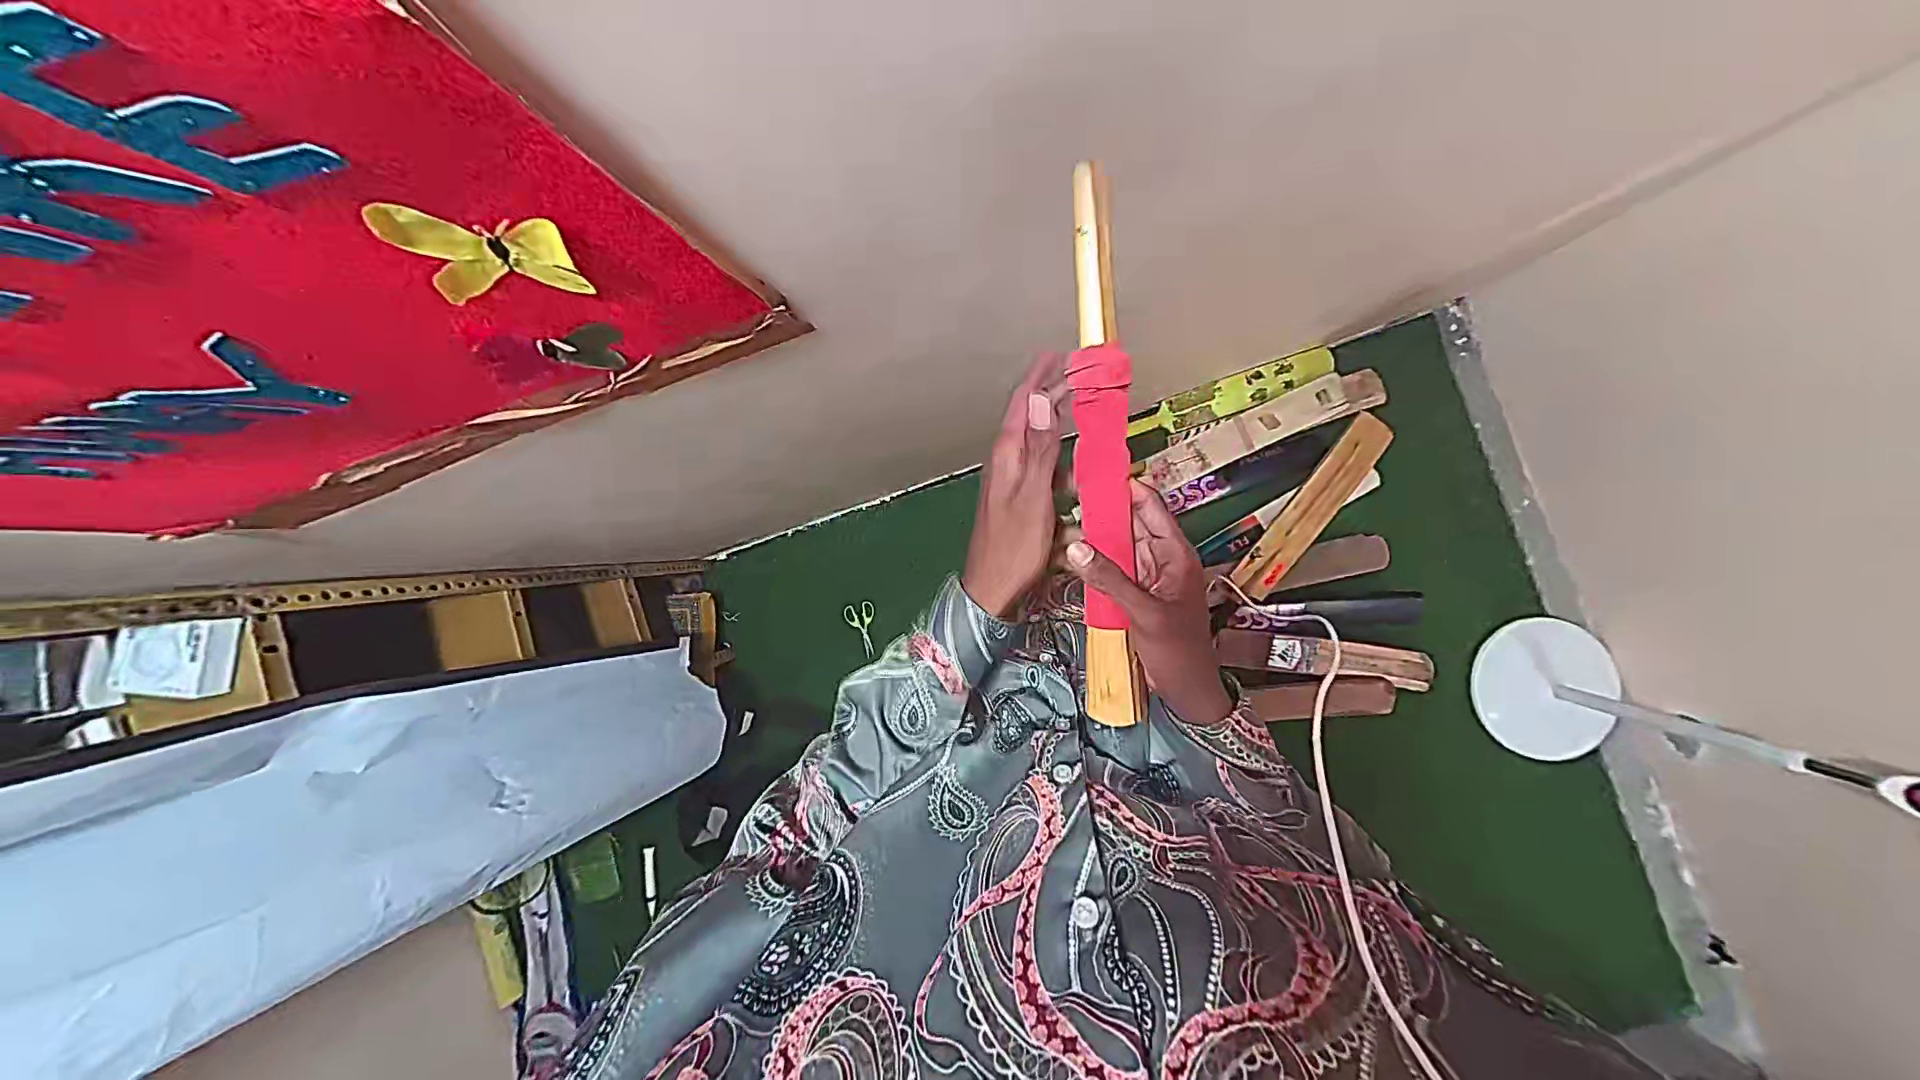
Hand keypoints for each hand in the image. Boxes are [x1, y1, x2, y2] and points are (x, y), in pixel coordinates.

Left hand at [962, 353, 1069, 617]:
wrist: (992, 588)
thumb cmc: (1014, 546)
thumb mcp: (1033, 495)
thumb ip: (1041, 449)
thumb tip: (1043, 401)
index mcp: (1008, 455)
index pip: (1024, 404)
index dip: (1040, 377)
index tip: (1059, 355)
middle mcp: (1007, 462)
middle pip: (1032, 419)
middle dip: (1053, 395)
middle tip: (1077, 375)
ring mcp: (1012, 480)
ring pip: (1040, 445)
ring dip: (1058, 430)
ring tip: (1078, 416)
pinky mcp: (1020, 498)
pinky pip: (1044, 470)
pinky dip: (1059, 463)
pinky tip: (1071, 469)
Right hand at [1065, 479, 1233, 724]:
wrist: (1187, 687)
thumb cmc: (1178, 650)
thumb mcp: (1143, 612)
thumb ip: (1110, 578)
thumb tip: (1077, 546)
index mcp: (1175, 554)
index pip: (1151, 507)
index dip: (1127, 488)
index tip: (1099, 473)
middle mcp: (1163, 558)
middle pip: (1132, 523)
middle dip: (1105, 511)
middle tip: (1073, 497)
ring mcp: (1149, 575)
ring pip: (1121, 546)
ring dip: (1099, 538)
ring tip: (1069, 522)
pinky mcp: (1137, 592)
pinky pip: (1116, 568)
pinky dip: (1099, 562)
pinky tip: (1078, 557)